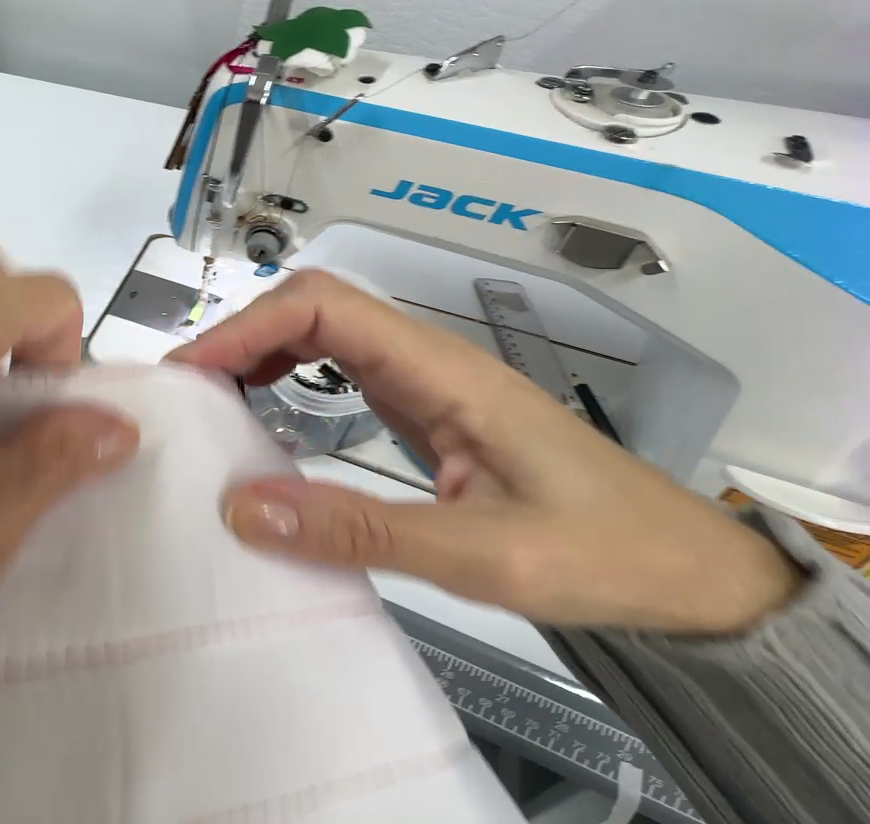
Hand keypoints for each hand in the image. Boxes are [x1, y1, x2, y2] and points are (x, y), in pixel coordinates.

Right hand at [169, 269, 799, 634]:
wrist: (693, 577)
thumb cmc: (607, 555)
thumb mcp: (483, 557)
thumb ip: (360, 531)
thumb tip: (241, 507)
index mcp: (445, 372)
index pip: (325, 307)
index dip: (248, 326)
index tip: (191, 372)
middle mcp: (428, 360)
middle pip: (315, 304)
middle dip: (242, 333)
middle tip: (188, 388)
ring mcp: (425, 379)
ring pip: (321, 329)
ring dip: (258, 349)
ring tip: (211, 397)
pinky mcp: (421, 405)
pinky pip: (336, 365)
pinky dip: (284, 373)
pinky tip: (262, 407)